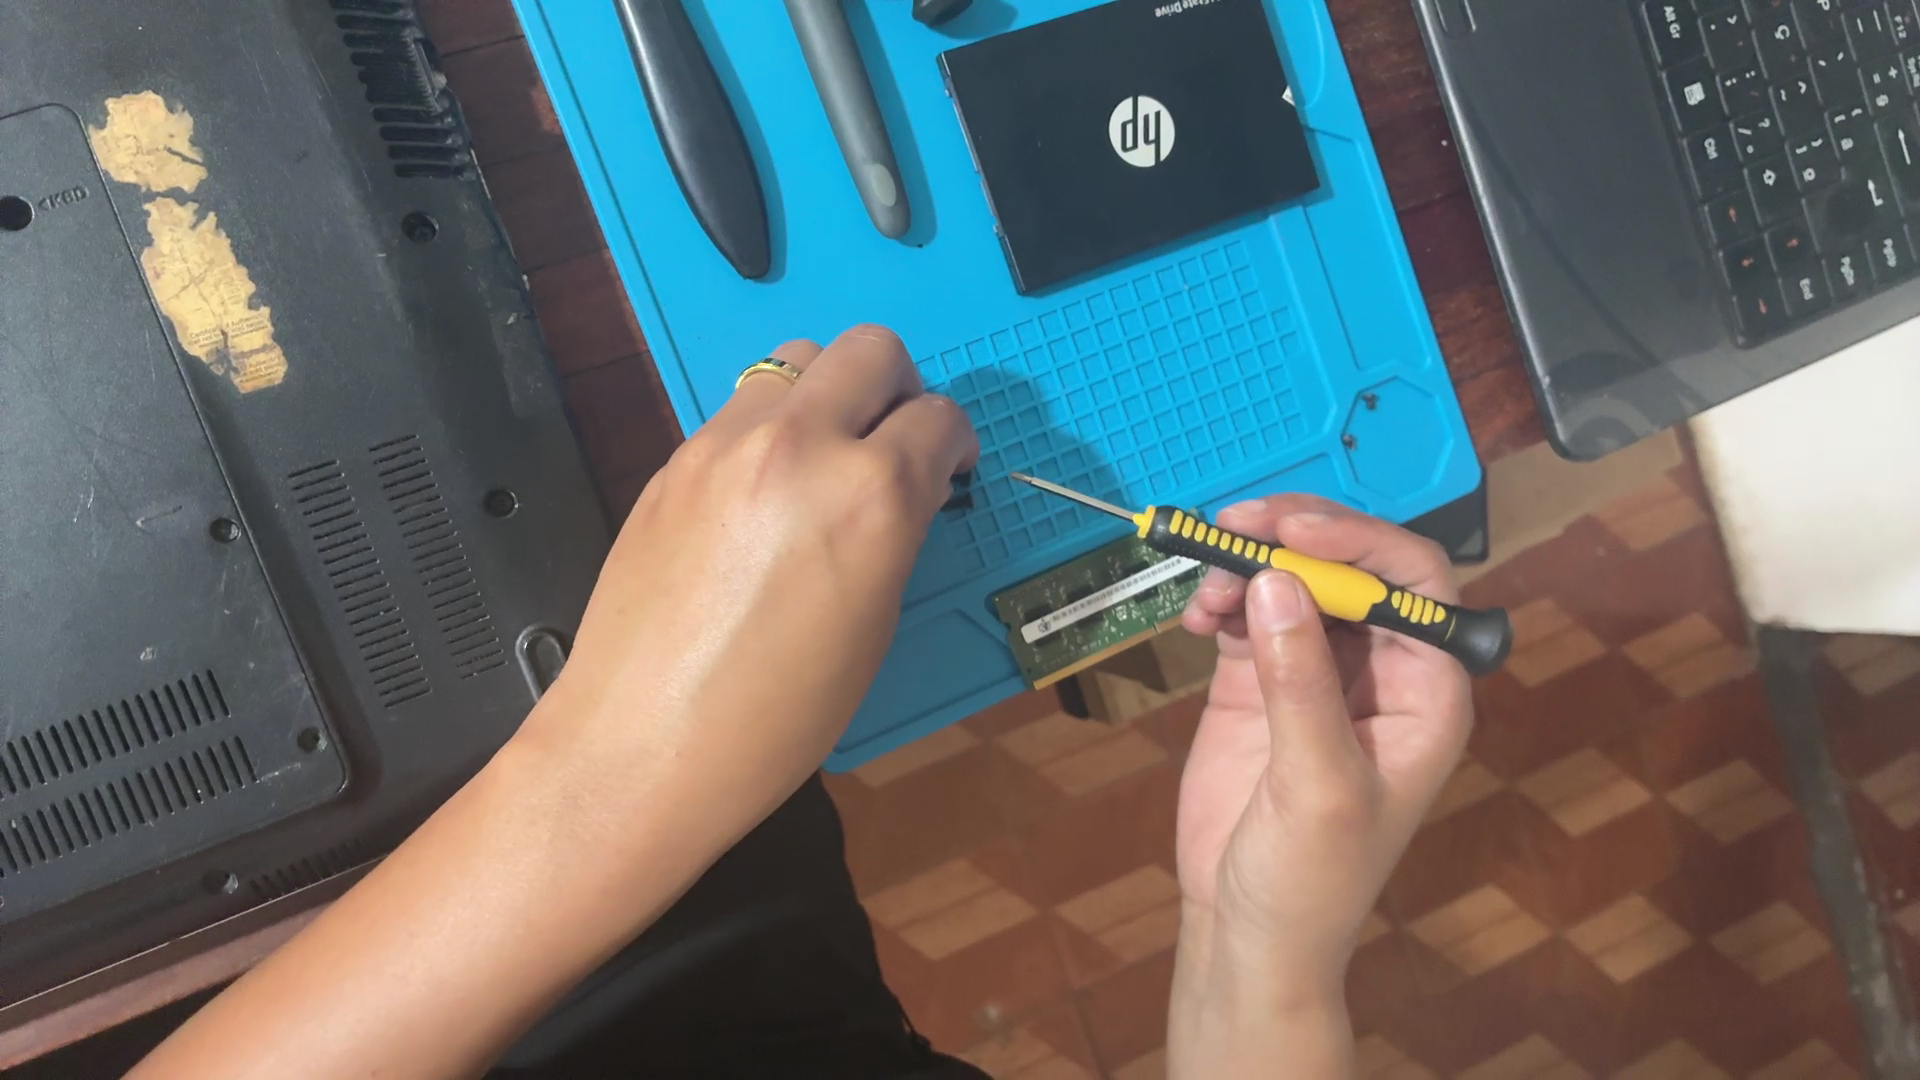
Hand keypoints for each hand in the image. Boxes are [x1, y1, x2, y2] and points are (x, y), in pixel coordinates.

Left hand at [521, 325, 977, 854]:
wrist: (643, 744)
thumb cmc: (782, 713)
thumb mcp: (876, 622)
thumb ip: (898, 529)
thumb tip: (905, 486)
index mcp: (872, 494)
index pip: (939, 417)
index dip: (955, 443)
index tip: (948, 470)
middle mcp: (801, 443)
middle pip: (872, 349)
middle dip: (901, 388)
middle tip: (894, 445)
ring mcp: (726, 442)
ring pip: (799, 359)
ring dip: (832, 394)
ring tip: (826, 459)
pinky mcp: (675, 457)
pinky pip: (744, 406)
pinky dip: (775, 427)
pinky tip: (764, 492)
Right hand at [1166, 497, 1472, 1077]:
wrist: (1244, 922)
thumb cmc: (1310, 874)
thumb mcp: (1318, 785)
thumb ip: (1301, 683)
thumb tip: (1273, 581)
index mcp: (1423, 688)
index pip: (1411, 584)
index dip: (1357, 544)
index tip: (1287, 530)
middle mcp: (1374, 665)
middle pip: (1346, 568)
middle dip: (1292, 538)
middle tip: (1232, 524)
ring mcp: (1310, 667)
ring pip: (1289, 580)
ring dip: (1245, 567)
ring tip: (1203, 592)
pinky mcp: (1257, 677)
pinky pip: (1243, 612)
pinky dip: (1218, 600)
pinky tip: (1195, 618)